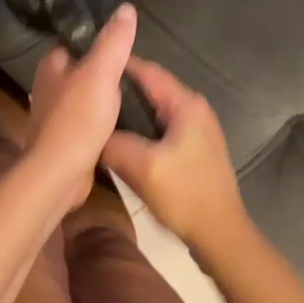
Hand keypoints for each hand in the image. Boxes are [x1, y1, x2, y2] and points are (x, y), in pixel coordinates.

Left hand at [26, 5, 137, 206]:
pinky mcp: (65, 137)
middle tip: (138, 67)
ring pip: (87, 94)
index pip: (75, 40)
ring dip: (107, 94)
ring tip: (137, 90)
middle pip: (83, 68)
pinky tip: (124, 118)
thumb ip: (114, 41)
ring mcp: (56, 113)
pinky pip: (89, 118)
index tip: (126, 38)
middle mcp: (49, 86)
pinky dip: (104, 117)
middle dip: (106, 67)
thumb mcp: (101, 72)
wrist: (60, 173)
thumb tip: (126, 8)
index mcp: (51, 65)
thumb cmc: (78, 118)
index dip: (99, 36)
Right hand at [99, 59, 250, 249]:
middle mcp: (194, 109)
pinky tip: (116, 143)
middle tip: (83, 97)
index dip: (115, 66)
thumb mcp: (142, 167)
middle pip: (148, 89)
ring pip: (152, 111)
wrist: (220, 236)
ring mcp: (195, 130)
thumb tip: (89, 132)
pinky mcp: (192, 149)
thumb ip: (112, 143)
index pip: (146, 70)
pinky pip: (158, 129)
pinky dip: (138, 131)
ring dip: (126, 114)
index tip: (84, 69)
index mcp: (186, 104)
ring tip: (93, 119)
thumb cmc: (186, 196)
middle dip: (117, 91)